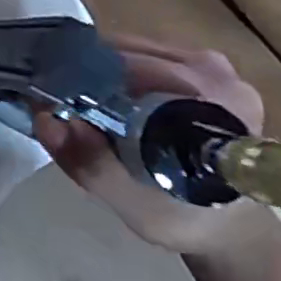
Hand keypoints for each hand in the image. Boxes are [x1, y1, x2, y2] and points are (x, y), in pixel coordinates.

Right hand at [34, 36, 275, 256]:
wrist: (232, 228)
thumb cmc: (187, 217)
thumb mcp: (136, 205)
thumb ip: (92, 165)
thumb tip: (47, 120)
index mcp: (212, 96)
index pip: (128, 66)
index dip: (82, 78)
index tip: (50, 98)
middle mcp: (214, 68)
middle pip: (127, 54)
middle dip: (87, 76)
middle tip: (58, 107)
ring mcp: (210, 63)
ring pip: (130, 52)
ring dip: (98, 75)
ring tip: (80, 108)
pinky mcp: (201, 65)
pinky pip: (142, 57)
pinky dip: (115, 75)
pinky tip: (107, 105)